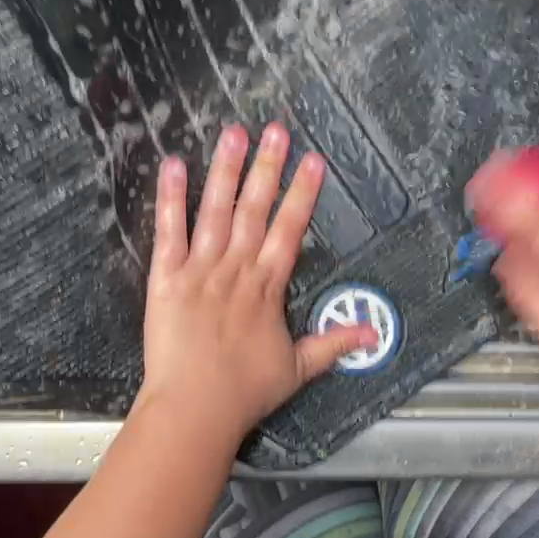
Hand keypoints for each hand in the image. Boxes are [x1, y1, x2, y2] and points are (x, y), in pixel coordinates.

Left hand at [136, 123, 373, 443]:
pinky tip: (174, 165)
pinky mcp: (166, 279)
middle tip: (276, 130)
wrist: (196, 407)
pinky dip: (171, 199)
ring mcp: (200, 271)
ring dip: (226, 171)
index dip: (302, 195)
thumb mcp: (297, 369)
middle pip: (255, 211)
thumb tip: (372, 333)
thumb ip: (332, 344)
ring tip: (234, 133)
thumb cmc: (246, 392)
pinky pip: (169, 233)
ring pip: (216, 212)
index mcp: (268, 289)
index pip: (290, 232)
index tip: (313, 162)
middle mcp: (237, 271)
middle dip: (268, 169)